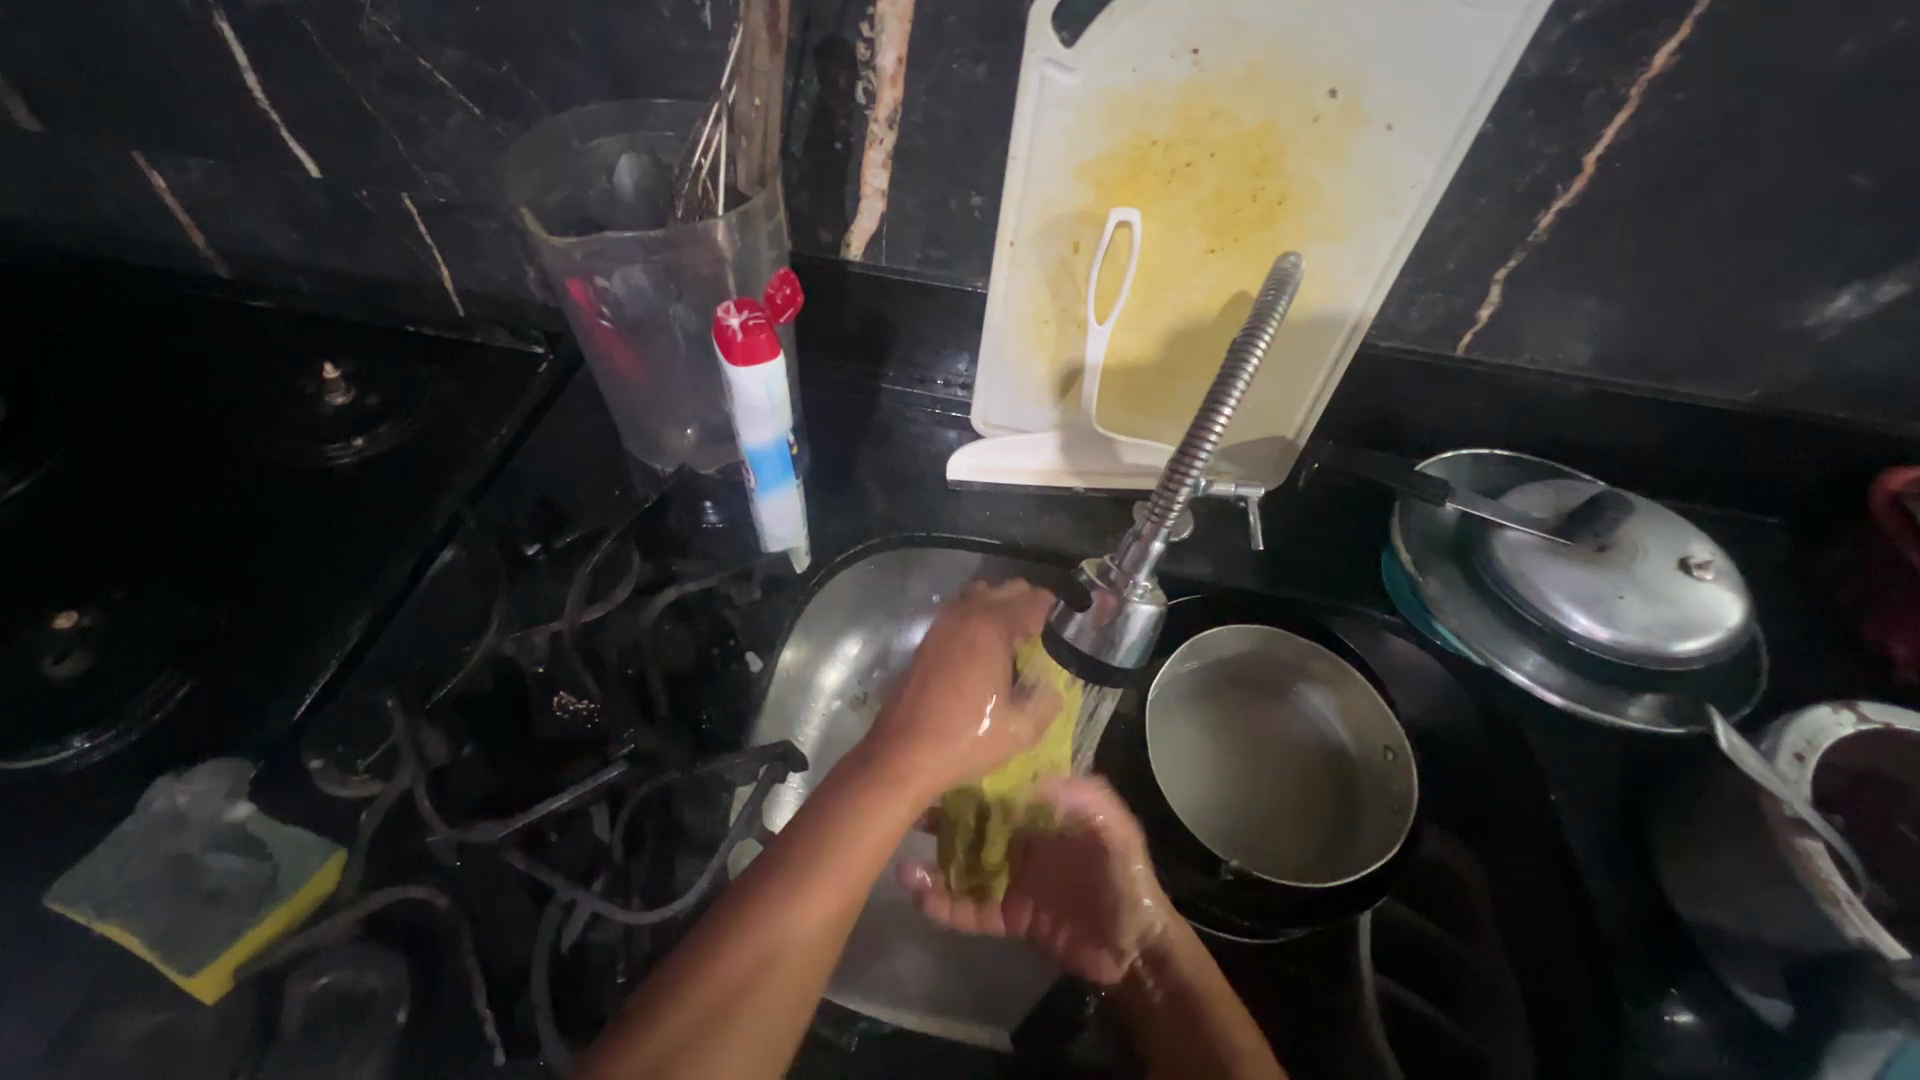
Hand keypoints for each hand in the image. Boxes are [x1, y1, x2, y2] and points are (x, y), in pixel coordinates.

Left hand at [858, 580, 1061, 798]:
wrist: (904, 753)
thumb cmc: (966, 739)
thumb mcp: (1021, 730)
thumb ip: (1047, 703)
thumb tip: (1053, 689)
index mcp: (993, 628)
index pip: (1035, 600)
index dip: (1057, 611)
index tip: (1070, 629)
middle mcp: (966, 615)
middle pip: (1008, 589)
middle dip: (1030, 605)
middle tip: (1046, 637)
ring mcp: (942, 624)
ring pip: (981, 595)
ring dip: (1001, 608)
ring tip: (1016, 641)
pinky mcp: (927, 639)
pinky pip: (961, 612)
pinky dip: (978, 619)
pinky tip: (986, 653)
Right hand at [901, 776, 1171, 985]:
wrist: (1137, 953)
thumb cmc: (1130, 882)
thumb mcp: (1119, 834)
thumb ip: (1088, 800)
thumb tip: (1036, 781)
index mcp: (1047, 813)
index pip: (1004, 790)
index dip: (974, 780)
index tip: (940, 770)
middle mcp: (1024, 839)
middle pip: (975, 825)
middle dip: (942, 819)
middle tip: (905, 812)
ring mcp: (1013, 878)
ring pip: (965, 867)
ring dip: (934, 867)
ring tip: (905, 868)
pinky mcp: (1009, 915)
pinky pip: (972, 909)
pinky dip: (946, 906)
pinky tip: (923, 901)